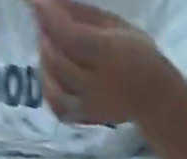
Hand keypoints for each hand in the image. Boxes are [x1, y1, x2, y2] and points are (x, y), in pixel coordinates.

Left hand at [31, 0, 173, 126]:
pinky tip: (50, 75)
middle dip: (45, 38)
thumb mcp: (115, 25)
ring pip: (53, 85)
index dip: (48, 18)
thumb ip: (84, 15)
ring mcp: (88, 105)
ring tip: (47, 46)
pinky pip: (58, 107)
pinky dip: (48, 90)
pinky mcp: (84, 118)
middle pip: (57, 60)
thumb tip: (53, 3)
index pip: (70, 36)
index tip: (34, 1)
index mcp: (108, 54)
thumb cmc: (136, 53)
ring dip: (44, 62)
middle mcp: (95, 83)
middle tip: (43, 23)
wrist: (152, 96)